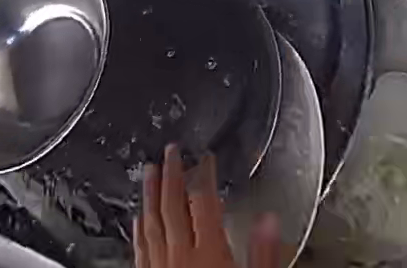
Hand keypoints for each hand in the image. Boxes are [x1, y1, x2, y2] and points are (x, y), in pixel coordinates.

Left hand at [134, 145, 278, 267]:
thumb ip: (263, 255)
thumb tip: (270, 219)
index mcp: (208, 253)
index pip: (204, 202)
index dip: (204, 175)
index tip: (204, 156)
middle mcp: (179, 259)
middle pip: (172, 206)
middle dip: (171, 174)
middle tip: (169, 150)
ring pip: (151, 224)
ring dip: (150, 195)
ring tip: (148, 171)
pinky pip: (140, 252)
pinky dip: (138, 230)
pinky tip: (137, 219)